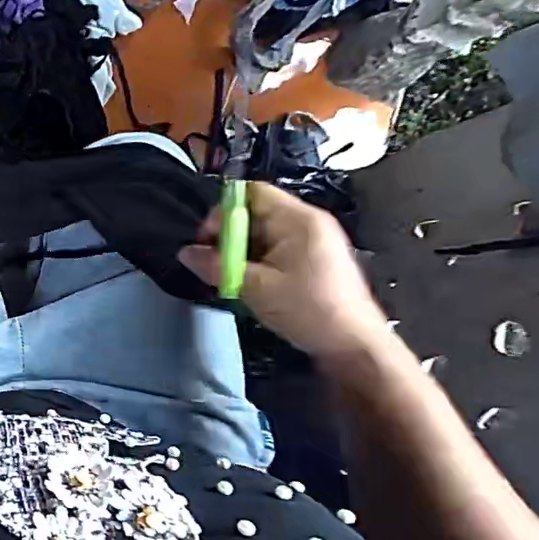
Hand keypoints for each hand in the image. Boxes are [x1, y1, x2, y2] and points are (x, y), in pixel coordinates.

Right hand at [178, 182, 391, 367]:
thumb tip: (185, 253)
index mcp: (298, 219)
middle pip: (256, 214)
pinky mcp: (315, 260)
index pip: (251, 193)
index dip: (223, 211)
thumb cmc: (308, 310)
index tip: (207, 241)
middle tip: (215, 266)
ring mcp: (314, 241)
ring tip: (233, 280)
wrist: (353, 346)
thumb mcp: (256, 289)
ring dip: (243, 254)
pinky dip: (259, 263)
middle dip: (230, 237)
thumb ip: (217, 267)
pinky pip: (277, 250)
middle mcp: (308, 222)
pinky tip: (253, 287)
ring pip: (264, 235)